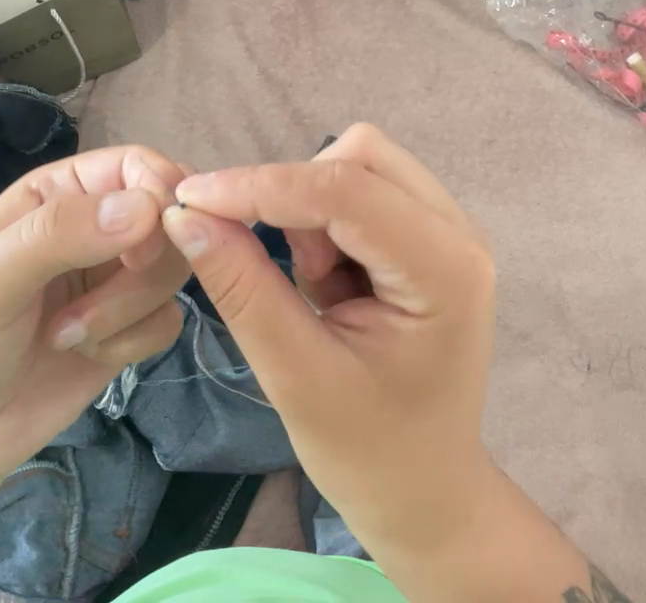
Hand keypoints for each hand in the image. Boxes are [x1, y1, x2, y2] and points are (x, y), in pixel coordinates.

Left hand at [0, 146, 193, 481]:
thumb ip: (59, 235)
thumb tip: (148, 210)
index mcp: (59, 194)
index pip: (137, 167)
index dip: (158, 197)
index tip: (145, 250)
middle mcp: (94, 227)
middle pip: (167, 221)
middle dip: (141, 269)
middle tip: (92, 306)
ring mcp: (114, 279)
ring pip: (172, 271)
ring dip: (127, 310)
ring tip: (66, 335)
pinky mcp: (130, 327)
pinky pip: (168, 318)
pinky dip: (134, 342)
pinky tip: (88, 356)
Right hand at [159, 124, 497, 555]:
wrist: (426, 489)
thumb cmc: (368, 450)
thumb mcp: (295, 375)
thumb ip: (243, 287)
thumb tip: (185, 216)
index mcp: (446, 270)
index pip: (345, 190)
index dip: (261, 186)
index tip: (189, 197)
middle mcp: (460, 232)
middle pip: (361, 156)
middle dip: (298, 201)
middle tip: (291, 277)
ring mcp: (452, 229)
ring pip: (360, 166)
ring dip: (315, 217)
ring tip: (320, 294)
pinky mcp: (432, 235)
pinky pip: (365, 192)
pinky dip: (330, 226)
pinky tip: (336, 289)